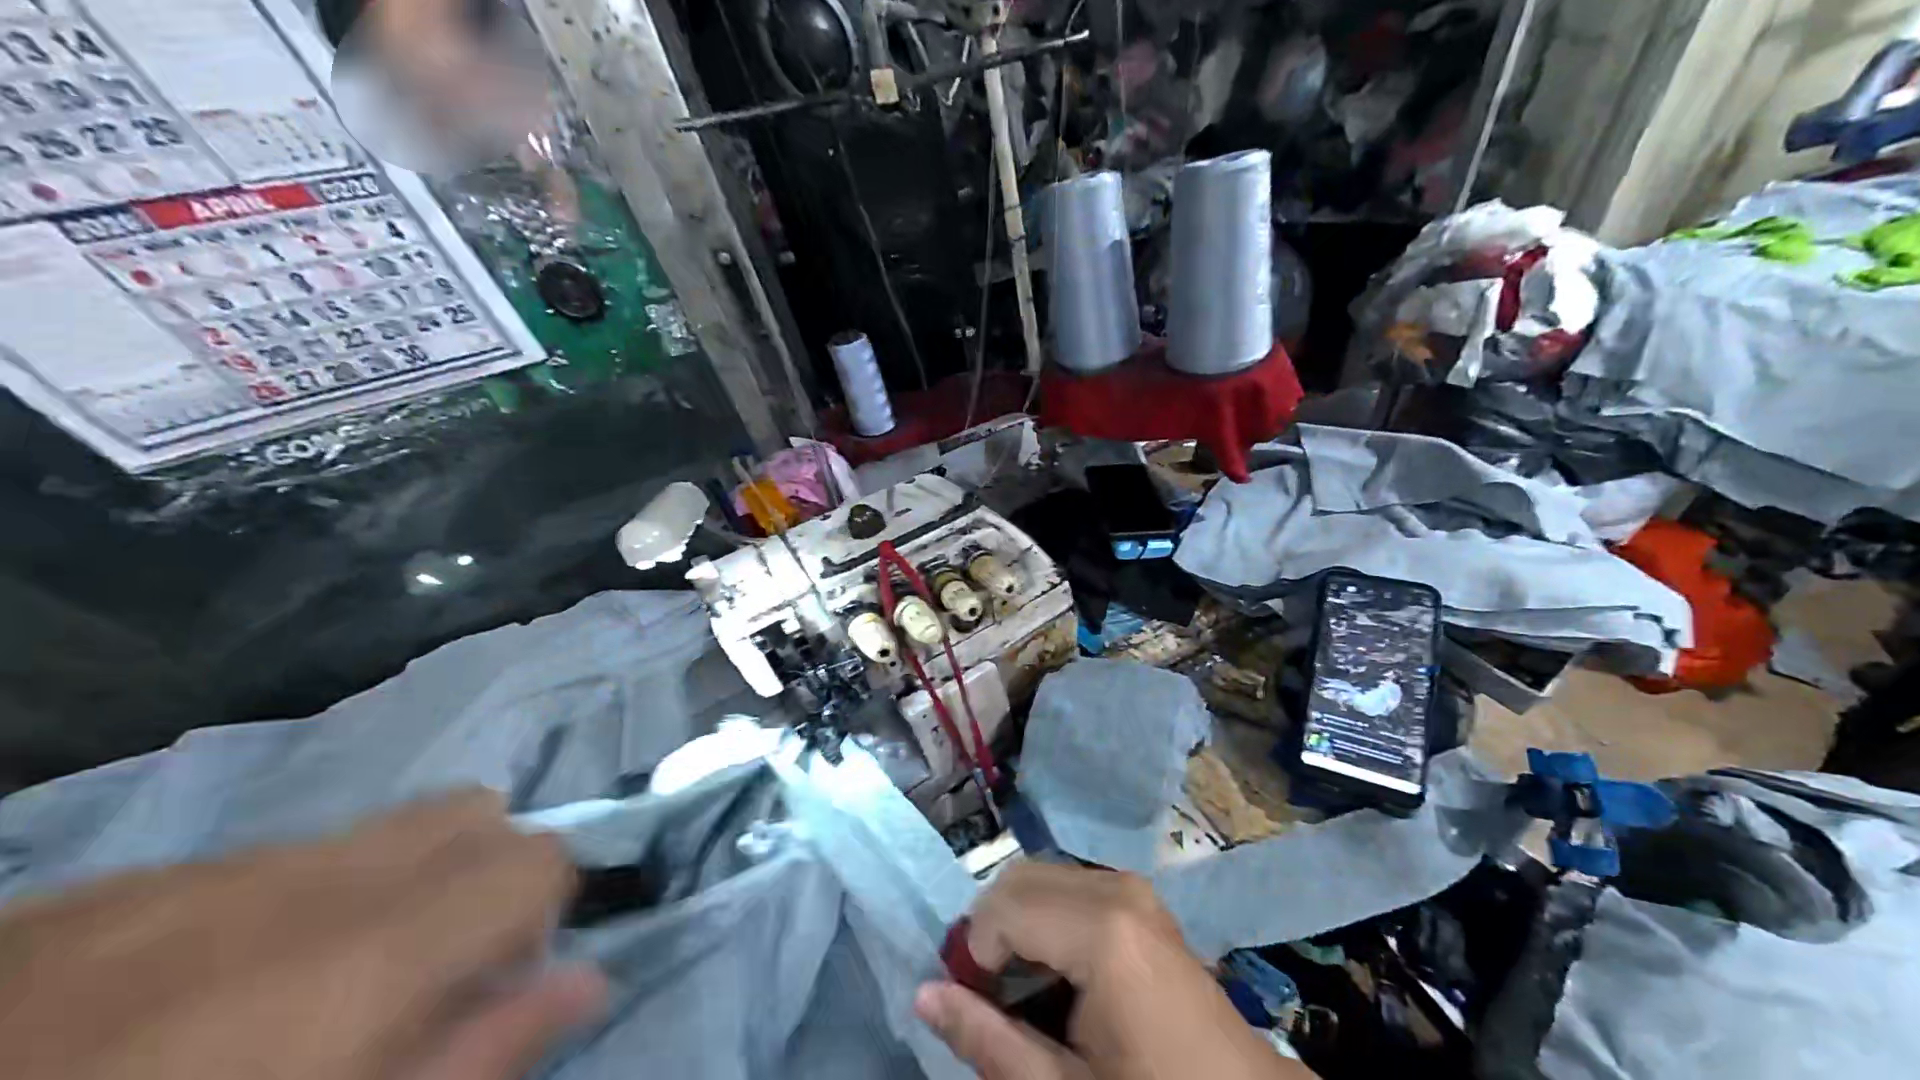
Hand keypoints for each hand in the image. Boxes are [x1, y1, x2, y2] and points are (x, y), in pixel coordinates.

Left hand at [0, 791, 603, 1079]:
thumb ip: (486, 1050)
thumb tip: (591, 976)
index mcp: (375, 949)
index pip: (538, 856)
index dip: (542, 912)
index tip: (496, 979)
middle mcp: (309, 880)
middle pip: (470, 812)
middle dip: (480, 871)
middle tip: (427, 967)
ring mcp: (200, 874)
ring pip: (370, 830)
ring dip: (388, 884)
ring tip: (315, 978)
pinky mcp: (103, 890)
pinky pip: (257, 860)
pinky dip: (280, 901)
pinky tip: (194, 989)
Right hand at [916, 863, 1312, 1079]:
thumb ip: (988, 1040)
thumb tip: (922, 994)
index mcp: (1102, 929)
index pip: (1000, 909)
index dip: (973, 957)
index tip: (977, 1008)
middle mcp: (1115, 887)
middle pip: (1017, 881)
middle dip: (991, 934)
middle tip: (993, 999)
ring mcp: (1131, 885)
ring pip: (1039, 879)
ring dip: (1016, 926)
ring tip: (1024, 991)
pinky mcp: (1138, 895)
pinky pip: (1067, 886)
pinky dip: (1044, 919)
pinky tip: (1057, 974)